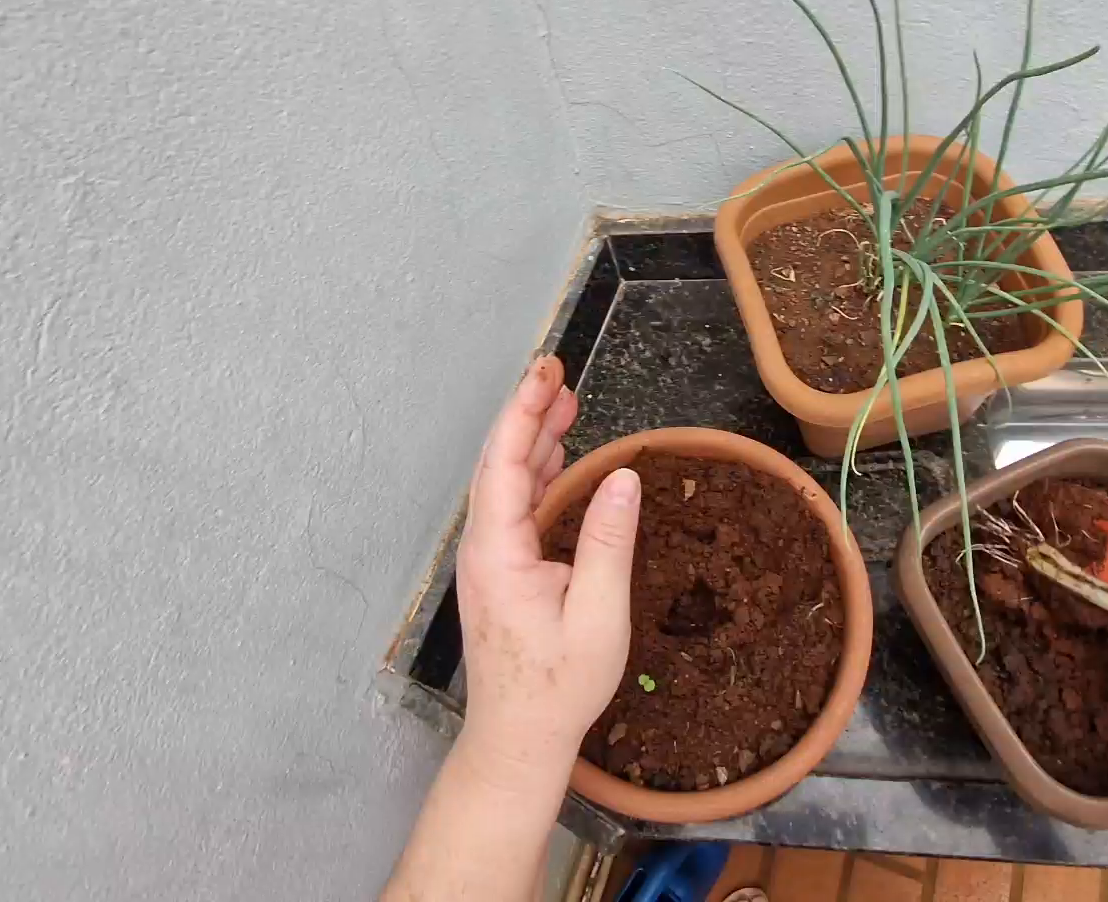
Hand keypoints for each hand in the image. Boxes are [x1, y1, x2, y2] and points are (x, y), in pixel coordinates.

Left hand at [455, 356, 640, 776]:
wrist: (518, 737)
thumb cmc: (558, 685)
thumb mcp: (598, 616)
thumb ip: (608, 542)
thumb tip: (623, 477)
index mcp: (498, 550)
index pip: (504, 463)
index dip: (523, 411)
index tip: (546, 371)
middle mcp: (484, 544)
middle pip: (500, 461)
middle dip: (528, 411)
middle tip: (557, 370)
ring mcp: (490, 554)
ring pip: (507, 479)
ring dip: (534, 437)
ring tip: (564, 400)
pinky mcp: (502, 564)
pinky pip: (516, 503)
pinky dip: (536, 470)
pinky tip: (556, 452)